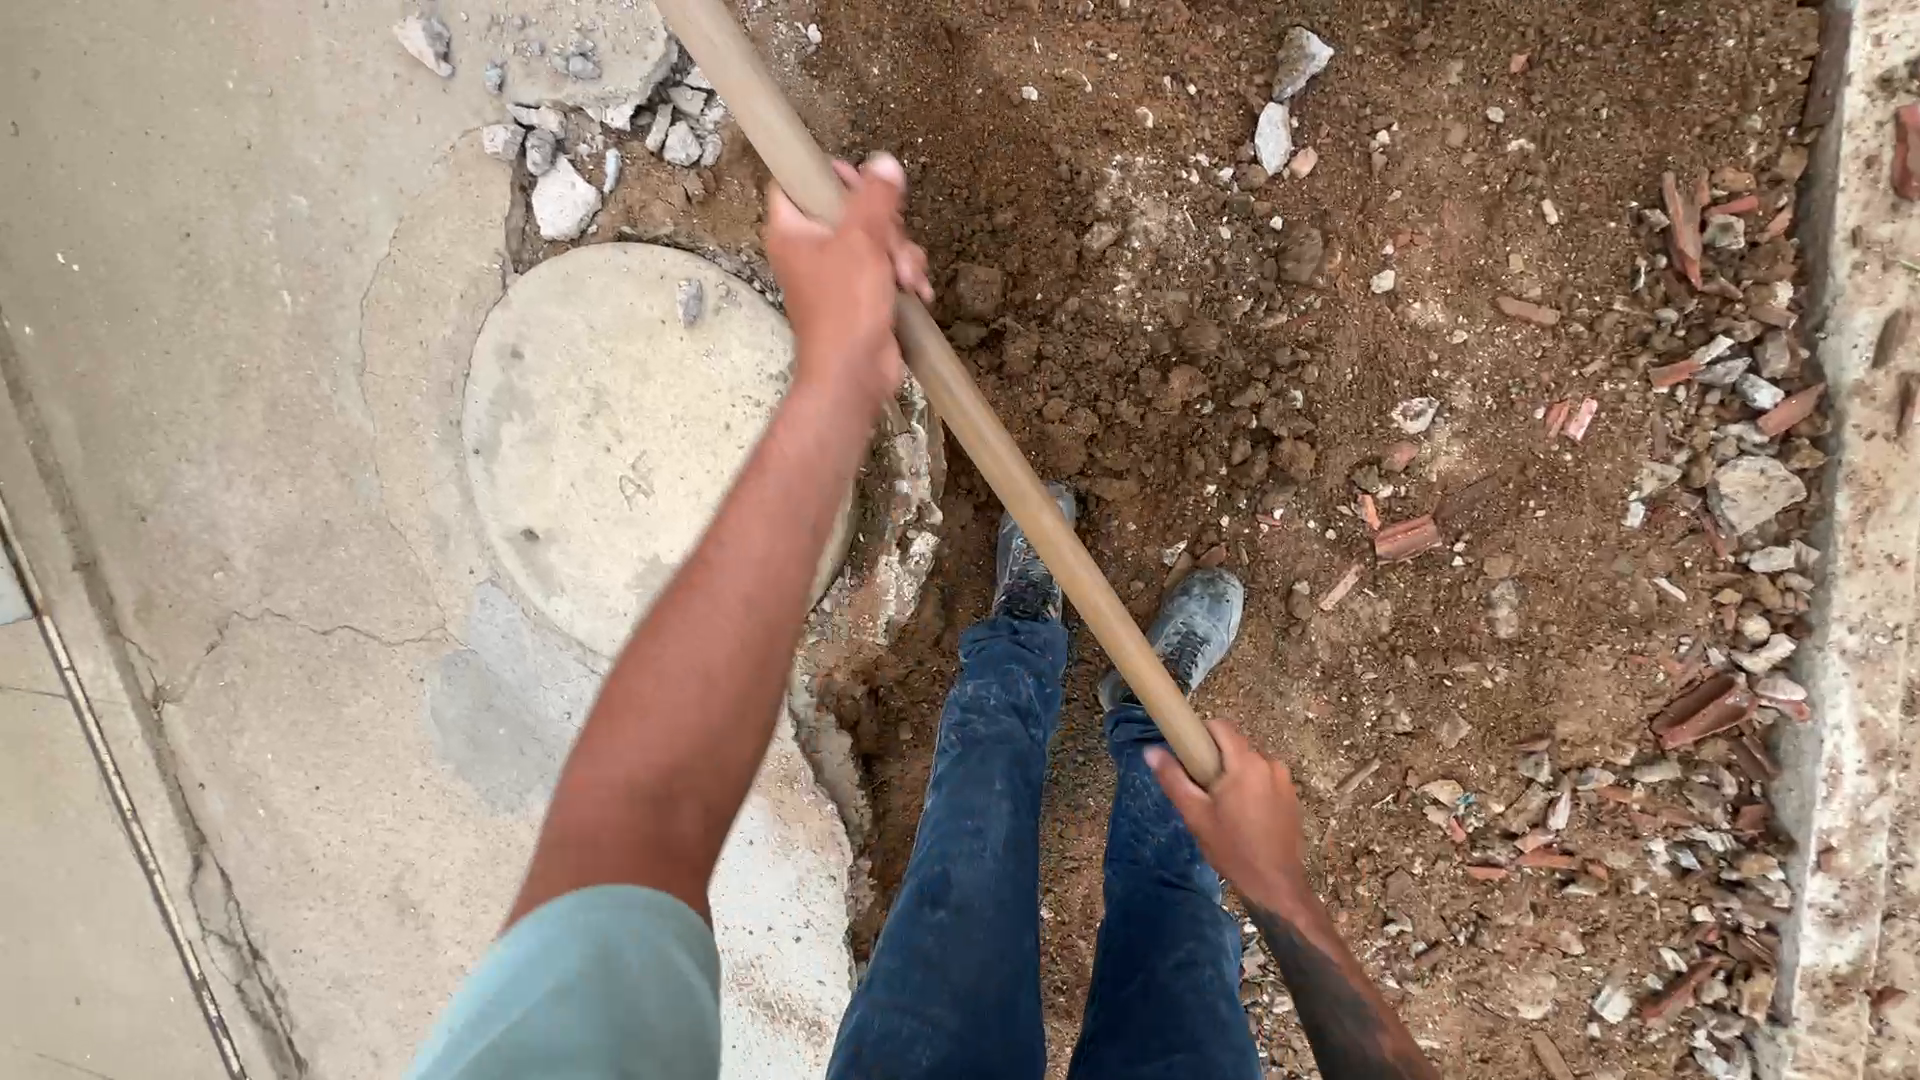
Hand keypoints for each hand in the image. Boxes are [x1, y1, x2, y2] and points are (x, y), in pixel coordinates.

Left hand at [763, 154, 932, 414]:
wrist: (855, 373)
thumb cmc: (845, 308)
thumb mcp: (862, 241)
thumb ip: (875, 198)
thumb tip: (885, 164)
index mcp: (792, 230)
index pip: (798, 181)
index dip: (830, 175)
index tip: (860, 182)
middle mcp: (811, 249)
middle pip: (851, 210)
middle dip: (886, 227)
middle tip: (891, 246)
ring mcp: (838, 274)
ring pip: (878, 240)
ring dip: (902, 256)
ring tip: (905, 280)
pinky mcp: (863, 296)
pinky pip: (888, 269)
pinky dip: (904, 278)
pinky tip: (916, 293)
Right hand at [1146, 719, 1308, 913]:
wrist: (1276, 886)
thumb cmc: (1232, 848)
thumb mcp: (1195, 814)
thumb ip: (1172, 778)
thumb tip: (1150, 750)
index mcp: (1246, 763)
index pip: (1220, 726)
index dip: (1200, 734)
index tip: (1187, 756)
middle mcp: (1270, 763)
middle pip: (1234, 744)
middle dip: (1215, 758)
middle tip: (1201, 788)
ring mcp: (1285, 780)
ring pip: (1249, 761)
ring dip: (1233, 773)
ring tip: (1222, 806)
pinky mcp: (1292, 796)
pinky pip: (1264, 778)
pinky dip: (1250, 786)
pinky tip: (1243, 815)